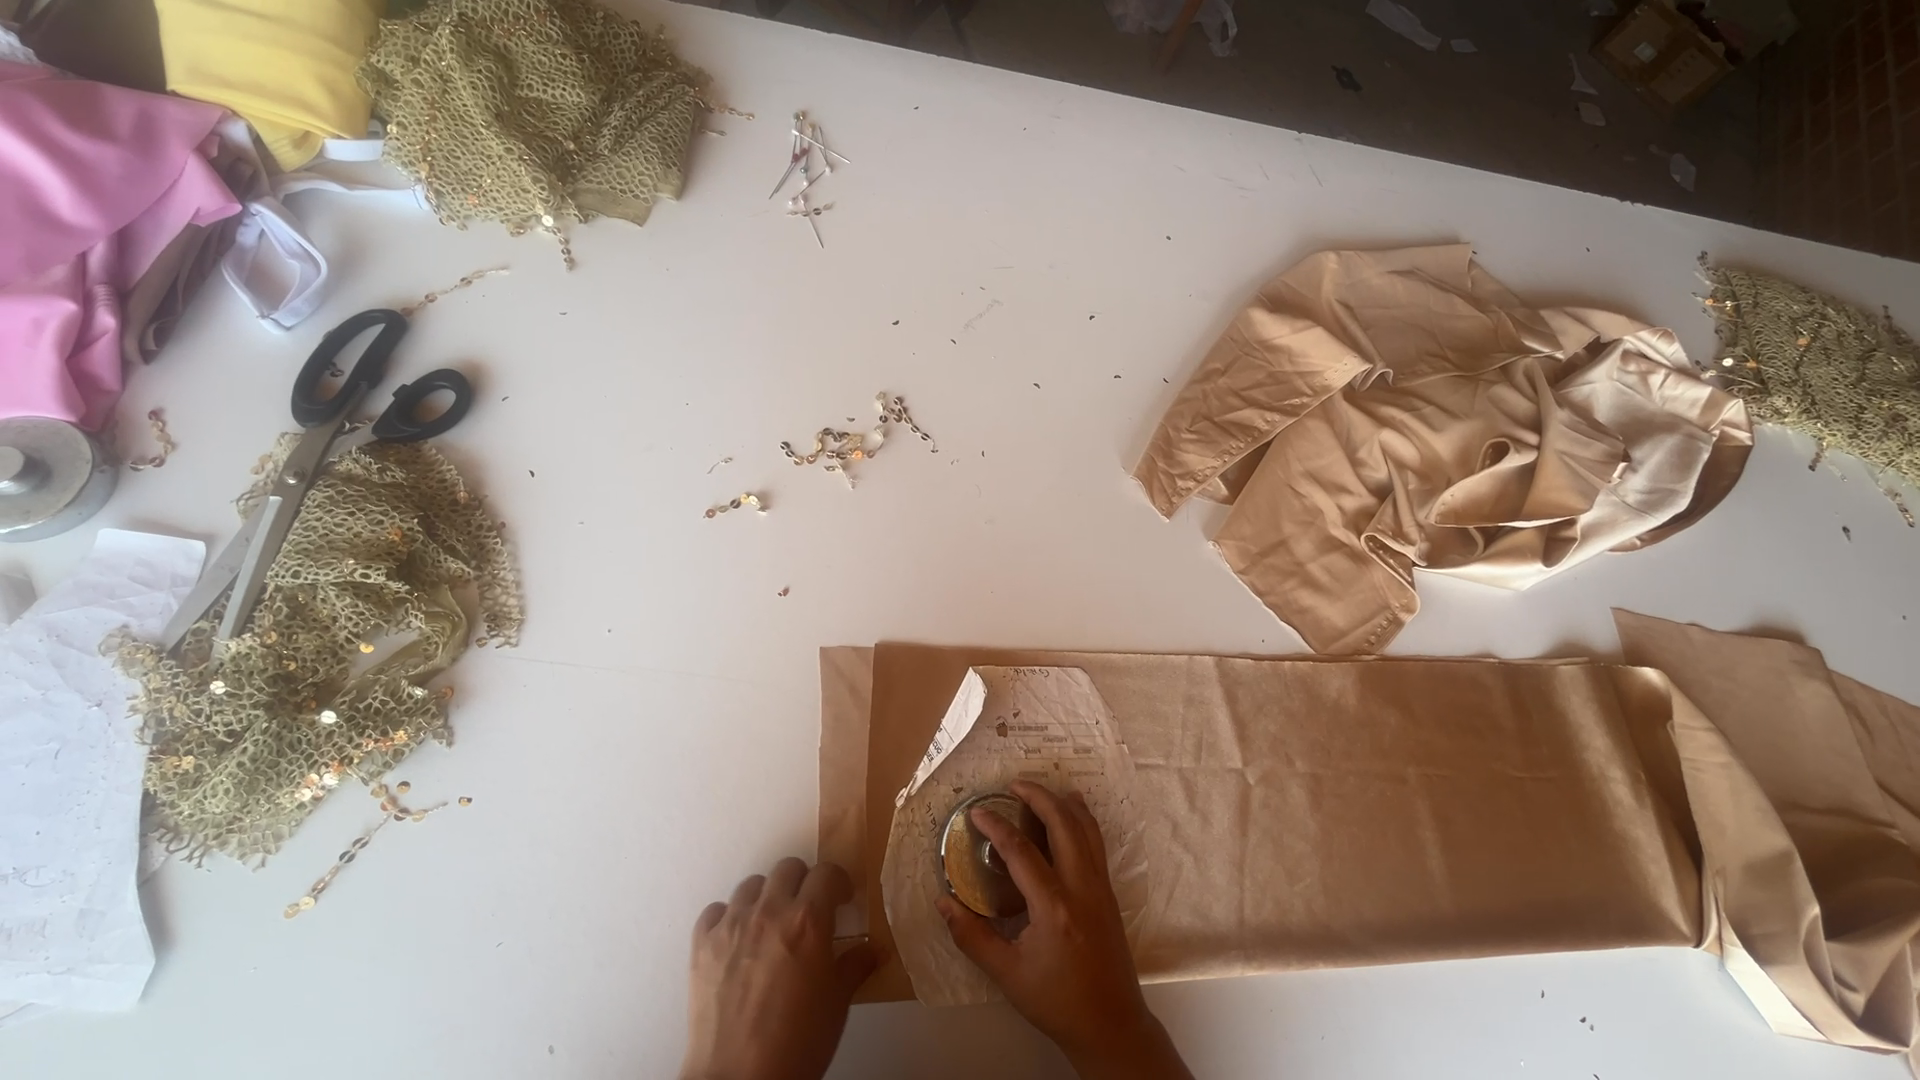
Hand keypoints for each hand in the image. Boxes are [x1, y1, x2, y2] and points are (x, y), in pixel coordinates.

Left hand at [680, 858, 880, 1079]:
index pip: (828, 873)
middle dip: (803, 883)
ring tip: (772, 925)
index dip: (838, 883)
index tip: (842, 900)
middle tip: (809, 910)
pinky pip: (716, 910)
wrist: (740, 1079)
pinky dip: (729, 917)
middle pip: (788, 868)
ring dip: (766, 896)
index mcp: (809, 920)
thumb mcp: (838, 1002)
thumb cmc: (799, 1042)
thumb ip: (855, 966)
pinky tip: (738, 941)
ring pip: (752, 884)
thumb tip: (874, 949)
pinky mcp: (702, 943)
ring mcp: (732, 924)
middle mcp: (769, 911)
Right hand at [936, 780, 1191, 1079]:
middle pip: (1063, 825)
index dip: (996, 826)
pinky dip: (1083, 822)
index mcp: (1053, 907)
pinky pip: (1097, 845)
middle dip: (1039, 797)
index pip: (1020, 851)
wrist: (1110, 1025)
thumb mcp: (1006, 974)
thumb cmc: (1056, 1001)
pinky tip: (1074, 816)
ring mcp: (1100, 888)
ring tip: (1044, 789)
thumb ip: (972, 935)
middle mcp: (1081, 888)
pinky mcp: (1109, 895)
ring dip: (1065, 804)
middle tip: (1014, 784)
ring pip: (1087, 830)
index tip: (976, 812)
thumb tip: (943, 902)